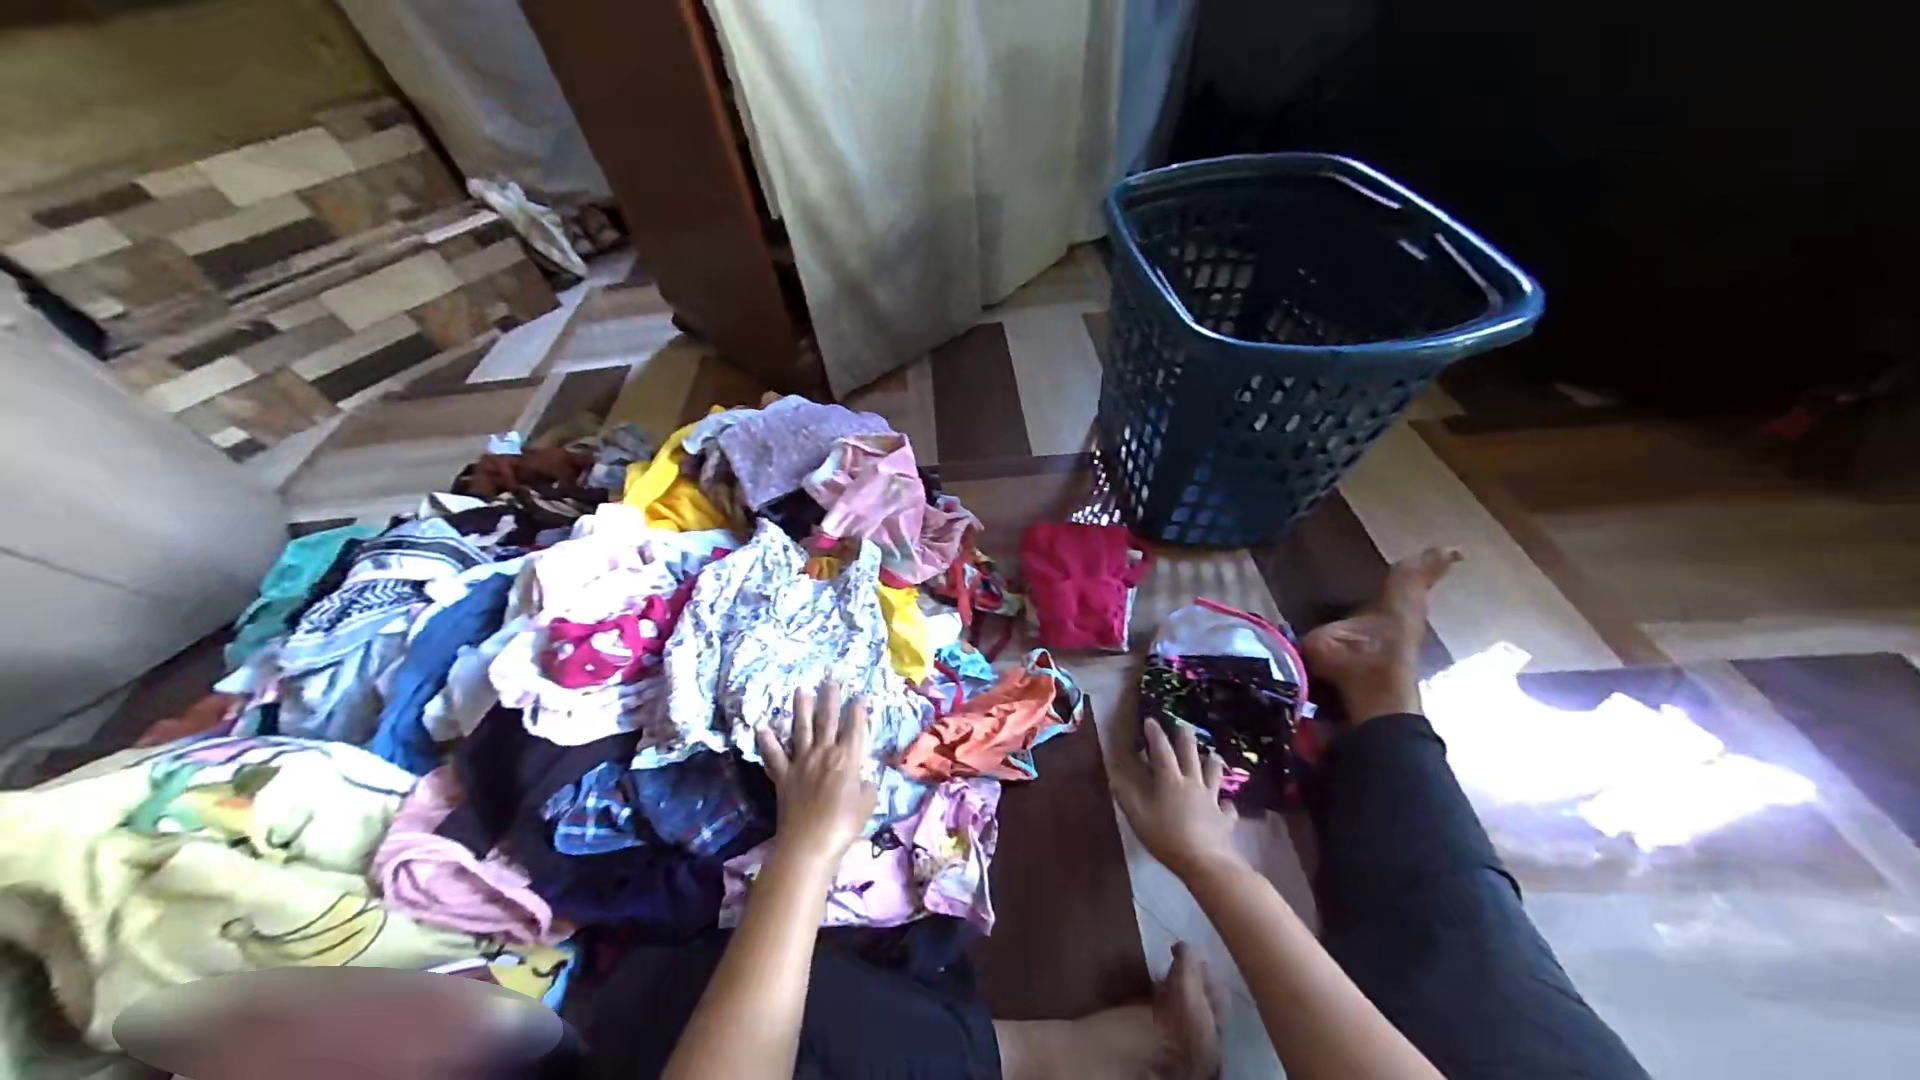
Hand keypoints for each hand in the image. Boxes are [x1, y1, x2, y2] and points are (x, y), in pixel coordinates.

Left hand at [756, 681, 878, 868]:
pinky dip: (767, 741)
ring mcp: (801, 763)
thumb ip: (866, 786)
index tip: (859, 695)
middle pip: (828, 721)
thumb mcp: (867, 804)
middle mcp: (824, 754)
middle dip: (830, 699)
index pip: (854, 728)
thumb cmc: (843, 825)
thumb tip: (862, 779)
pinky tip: (761, 726)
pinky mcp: (782, 776)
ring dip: (801, 709)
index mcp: (847, 759)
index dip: (858, 711)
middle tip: (830, 680)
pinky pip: (773, 755)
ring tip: (801, 690)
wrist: (808, 845)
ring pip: (801, 729)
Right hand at [1112, 717, 1244, 880]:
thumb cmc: (1167, 838)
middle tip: (1182, 723)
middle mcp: (1193, 783)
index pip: (1161, 750)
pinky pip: (1227, 806)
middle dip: (1184, 736)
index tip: (1150, 720)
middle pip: (1190, 753)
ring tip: (1211, 754)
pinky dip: (1225, 803)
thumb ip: (1125, 796)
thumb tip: (1114, 776)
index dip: (1155, 734)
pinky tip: (1225, 804)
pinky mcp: (1225, 817)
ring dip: (1211, 761)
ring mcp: (1212, 799)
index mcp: (1170, 781)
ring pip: (1213, 773)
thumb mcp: (1138, 818)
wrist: (1206, 863)